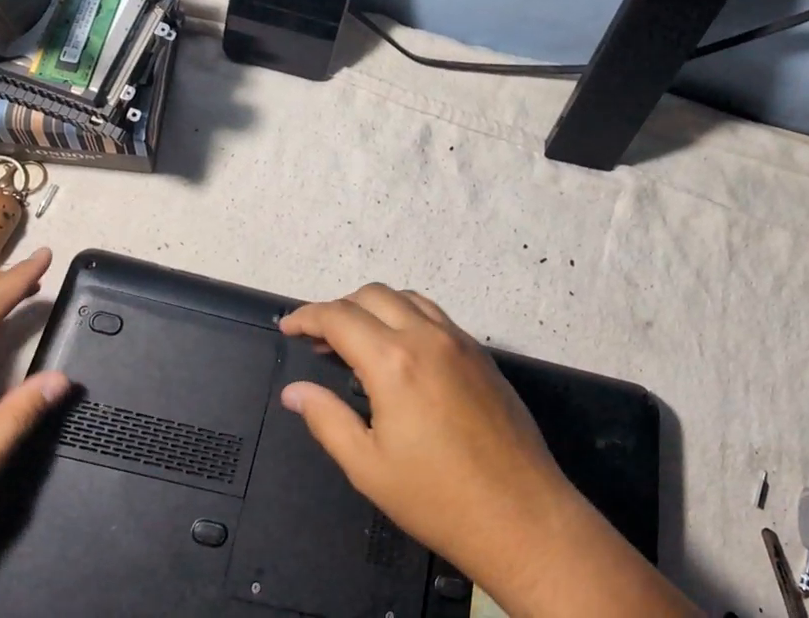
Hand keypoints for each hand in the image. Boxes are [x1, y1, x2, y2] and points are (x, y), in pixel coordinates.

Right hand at [279, 285, 698, 617]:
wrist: (520, 514)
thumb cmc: (437, 498)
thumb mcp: (368, 467)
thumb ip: (327, 420)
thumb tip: (296, 392)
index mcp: (394, 361)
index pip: (339, 317)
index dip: (306, 316)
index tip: (288, 328)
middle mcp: (428, 337)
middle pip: (372, 295)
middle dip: (338, 308)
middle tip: (318, 340)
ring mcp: (460, 341)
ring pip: (407, 298)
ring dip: (374, 307)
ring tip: (356, 340)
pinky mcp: (482, 355)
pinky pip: (436, 315)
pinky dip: (407, 316)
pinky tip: (400, 350)